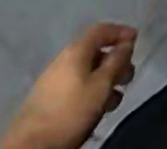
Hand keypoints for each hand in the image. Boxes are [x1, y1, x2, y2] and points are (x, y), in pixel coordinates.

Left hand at [0, 22, 136, 148]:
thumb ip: (116, 61)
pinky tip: (96, 108)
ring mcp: (54, 80)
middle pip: (95, 51)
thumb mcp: (101, 85)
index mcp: (76, 50)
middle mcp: (64, 59)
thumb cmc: (71, 111)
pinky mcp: (48, 99)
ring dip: (105, 80)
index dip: (121, 32)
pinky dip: (92, 91)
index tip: (137, 40)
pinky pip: (77, 86)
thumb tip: (127, 43)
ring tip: (115, 100)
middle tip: (128, 76)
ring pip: (87, 71)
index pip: (102, 30)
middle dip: (116, 61)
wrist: (29, 146)